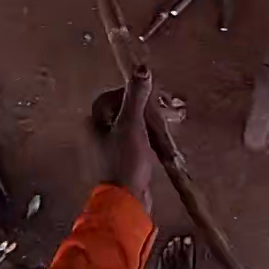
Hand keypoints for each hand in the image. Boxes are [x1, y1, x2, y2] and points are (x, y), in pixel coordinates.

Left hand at [94, 68, 157, 208]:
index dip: (137, 94)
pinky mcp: (126, 159)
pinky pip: (142, 139)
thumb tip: (141, 68)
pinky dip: (155, 137)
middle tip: (170, 110)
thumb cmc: (125, 160)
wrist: (127, 200)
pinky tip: (166, 141)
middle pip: (129, 109)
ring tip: (173, 123)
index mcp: (95, 121)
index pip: (117, 95)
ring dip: (156, 122)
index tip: (155, 98)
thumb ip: (136, 96)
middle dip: (151, 109)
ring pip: (137, 124)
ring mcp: (113, 146)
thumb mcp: (132, 124)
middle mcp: (100, 131)